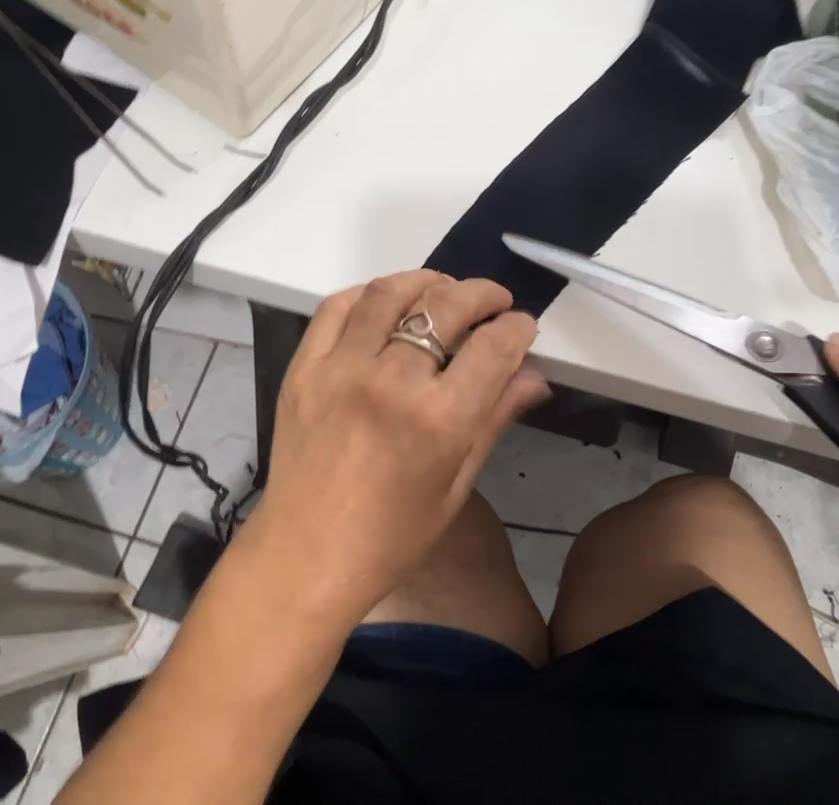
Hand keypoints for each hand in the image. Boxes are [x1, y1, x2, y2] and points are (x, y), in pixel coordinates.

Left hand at [241, 271, 549, 621]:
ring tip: (443, 291)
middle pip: (446, 306)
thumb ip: (494, 419)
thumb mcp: (456, 485)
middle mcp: (390, 382)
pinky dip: (368, 294)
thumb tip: (535, 375)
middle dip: (481, 294)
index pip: (493, 347)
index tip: (522, 326)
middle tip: (494, 301)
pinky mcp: (303, 368)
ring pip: (389, 293)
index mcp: (438, 420)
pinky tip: (387, 302)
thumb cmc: (391, 536)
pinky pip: (336, 307)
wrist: (306, 556)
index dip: (517, 327)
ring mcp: (340, 369)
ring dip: (426, 281)